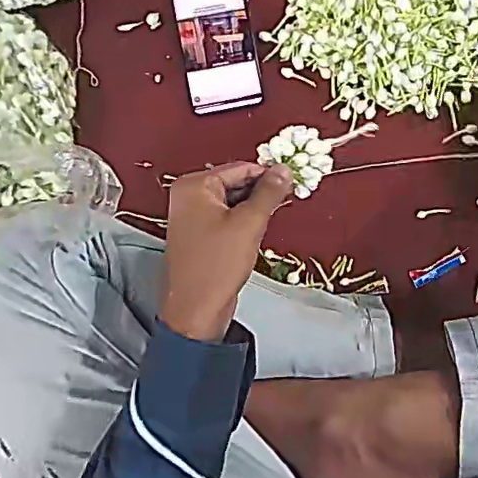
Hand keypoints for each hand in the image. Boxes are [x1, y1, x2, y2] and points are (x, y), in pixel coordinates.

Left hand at [160, 162, 294, 341]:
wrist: (197, 309)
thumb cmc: (214, 267)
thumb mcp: (250, 222)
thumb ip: (269, 192)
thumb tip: (283, 171)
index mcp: (193, 187)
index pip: (240, 168)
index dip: (268, 174)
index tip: (290, 179)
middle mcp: (187, 197)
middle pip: (236, 182)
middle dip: (261, 190)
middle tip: (286, 197)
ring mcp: (191, 216)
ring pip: (233, 199)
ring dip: (255, 206)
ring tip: (271, 216)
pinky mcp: (199, 233)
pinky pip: (227, 215)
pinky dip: (245, 219)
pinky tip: (257, 229)